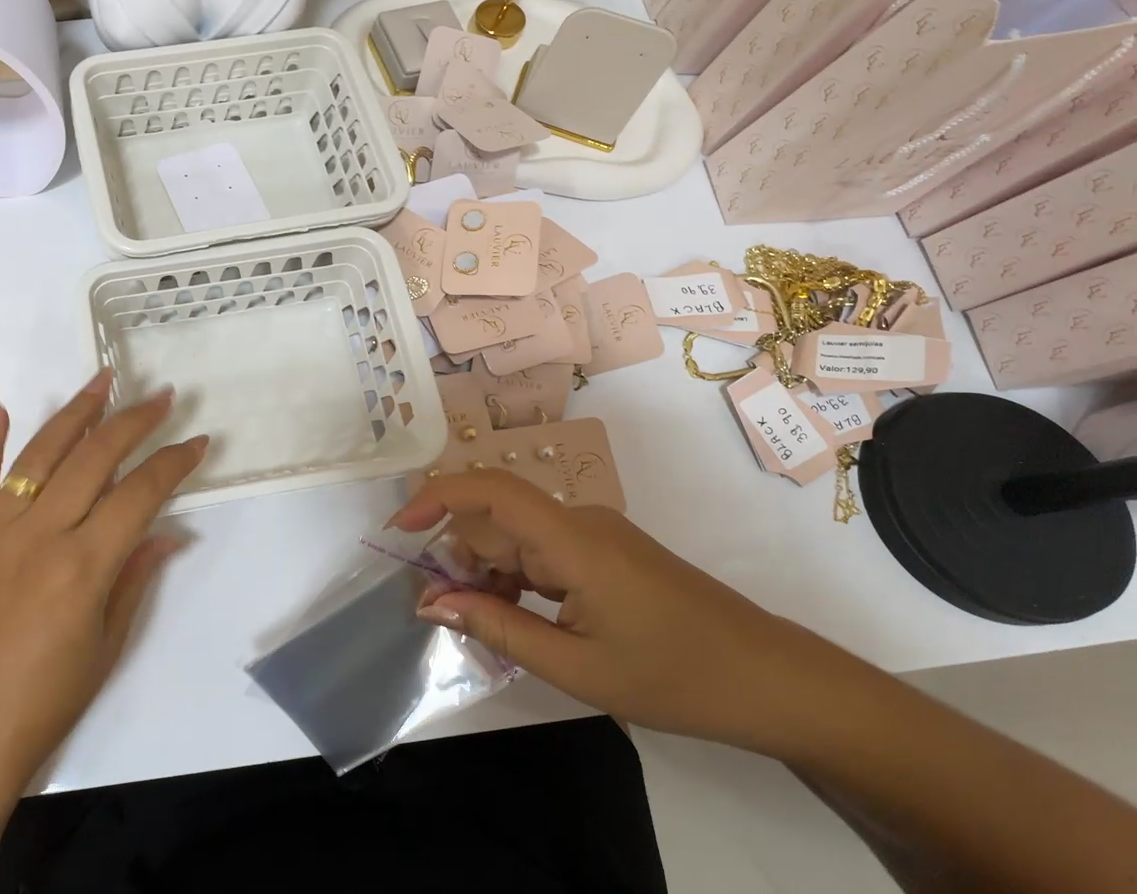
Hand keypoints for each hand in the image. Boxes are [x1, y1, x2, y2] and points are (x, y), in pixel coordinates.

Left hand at [0, 369, 207, 791]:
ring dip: (74, 413)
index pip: (140, 494)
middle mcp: (39, 535)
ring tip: (102, 380)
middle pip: (94, 458)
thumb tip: (167, 534)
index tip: (198, 440)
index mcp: (83, 567)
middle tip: (161, 396)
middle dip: (133, 421)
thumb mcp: (105, 648)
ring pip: (39, 455)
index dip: (173, 462)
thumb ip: (134, 580)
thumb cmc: (42, 705)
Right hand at [387, 470, 847, 755]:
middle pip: (496, 521)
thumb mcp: (575, 666)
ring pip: (516, 541)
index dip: (436, 497)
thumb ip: (497, 629)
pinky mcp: (607, 555)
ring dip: (487, 577)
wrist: (776, 684)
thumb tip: (430, 602)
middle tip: (444, 616)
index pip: (491, 491)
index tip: (398, 531)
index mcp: (574, 541)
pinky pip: (543, 556)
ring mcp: (596, 538)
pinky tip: (518, 623)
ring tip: (486, 630)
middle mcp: (580, 524)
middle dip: (458, 561)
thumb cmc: (677, 678)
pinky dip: (516, 583)